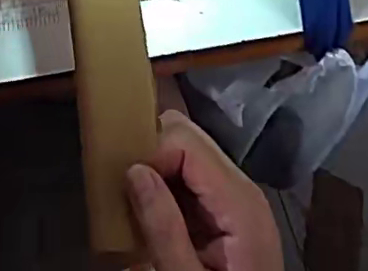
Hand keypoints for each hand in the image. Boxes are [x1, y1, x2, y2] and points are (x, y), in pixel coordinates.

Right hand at [126, 110, 282, 270]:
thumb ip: (163, 230)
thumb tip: (135, 170)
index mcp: (240, 203)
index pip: (185, 142)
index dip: (152, 154)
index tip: (125, 186)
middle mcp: (242, 188)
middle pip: (188, 137)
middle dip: (152, 153)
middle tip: (124, 188)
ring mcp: (237, 198)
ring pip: (187, 151)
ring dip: (157, 168)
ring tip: (133, 200)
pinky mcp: (228, 211)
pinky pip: (191, 177)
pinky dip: (166, 184)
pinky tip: (151, 212)